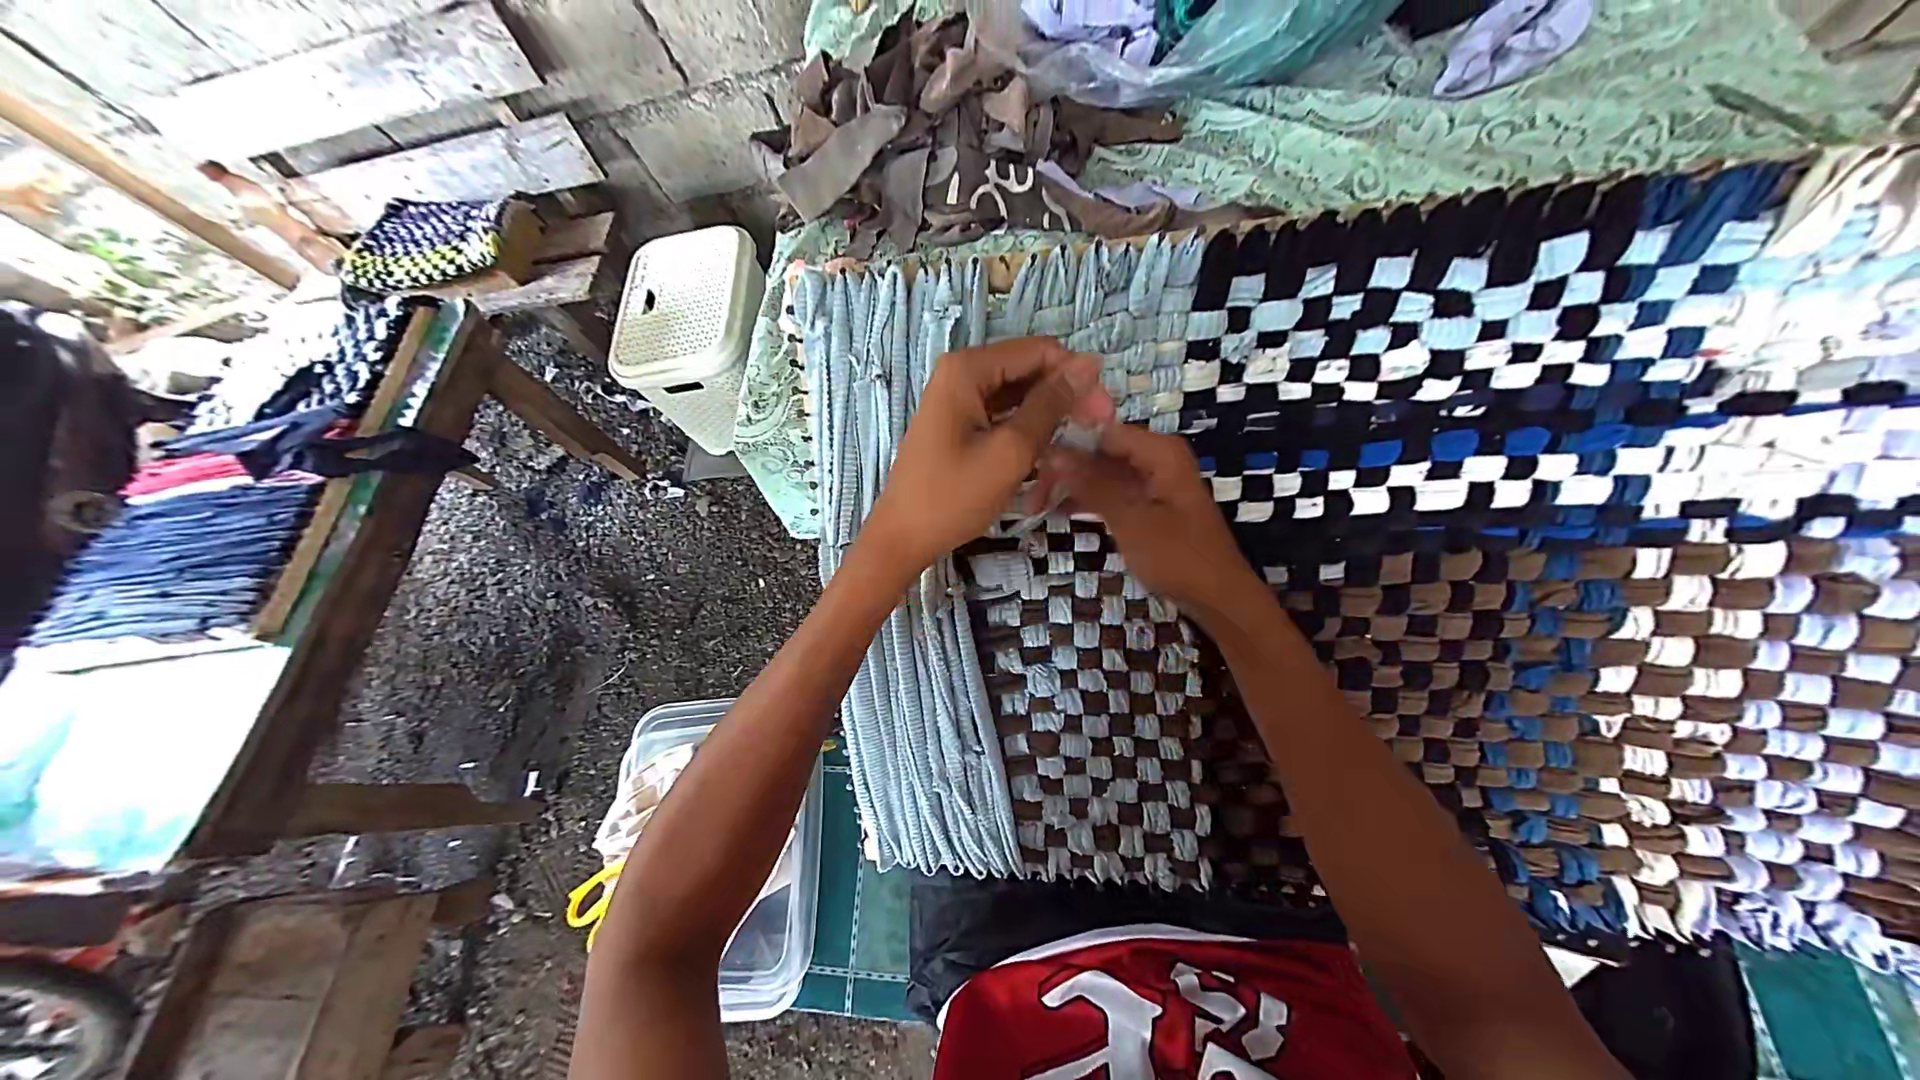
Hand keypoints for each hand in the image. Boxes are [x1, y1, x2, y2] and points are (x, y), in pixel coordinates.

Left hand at [859, 337, 1111, 577]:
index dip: (1077, 377)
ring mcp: (958, 398)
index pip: (1040, 352)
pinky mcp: (960, 422)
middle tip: (1096, 430)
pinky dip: (1027, 427)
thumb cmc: (953, 497)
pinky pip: (1003, 413)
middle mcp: (961, 373)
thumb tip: (1089, 364)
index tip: (1104, 414)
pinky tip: (1047, 449)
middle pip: (1030, 369)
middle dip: (1065, 394)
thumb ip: (1050, 405)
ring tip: (1077, 442)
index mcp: (968, 369)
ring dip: (1050, 413)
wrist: (904, 537)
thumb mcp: (1010, 451)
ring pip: (1019, 392)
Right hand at [1038, 424, 1264, 621]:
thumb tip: (1052, 452)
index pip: (1101, 429)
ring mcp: (1151, 481)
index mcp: (1159, 451)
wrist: (1217, 597)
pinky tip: (1058, 511)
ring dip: (1071, 487)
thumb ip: (1092, 483)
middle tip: (1029, 494)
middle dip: (1064, 469)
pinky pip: (1111, 491)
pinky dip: (1088, 500)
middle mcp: (1155, 457)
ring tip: (1034, 504)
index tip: (1030, 458)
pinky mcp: (1146, 503)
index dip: (1065, 440)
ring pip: (1101, 473)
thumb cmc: (1178, 556)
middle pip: (1099, 450)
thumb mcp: (1130, 519)